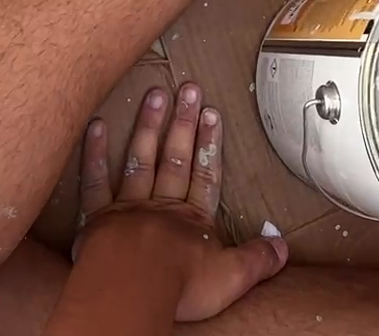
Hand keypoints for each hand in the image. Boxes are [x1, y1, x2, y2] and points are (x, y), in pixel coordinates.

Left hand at [74, 83, 287, 321]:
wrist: (131, 289)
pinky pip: (95, 180)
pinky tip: (96, 125)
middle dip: (183, 122)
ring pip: (140, 158)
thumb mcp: (230, 277)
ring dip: (148, 126)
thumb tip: (283, 246)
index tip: (212, 112)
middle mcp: (161, 205)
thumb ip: (257, 259)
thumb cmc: (180, 286)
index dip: (210, 143)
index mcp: (192, 219)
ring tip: (155, 94)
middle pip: (175, 157)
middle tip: (188, 88)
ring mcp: (128, 206)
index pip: (206, 174)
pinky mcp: (97, 216)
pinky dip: (95, 153)